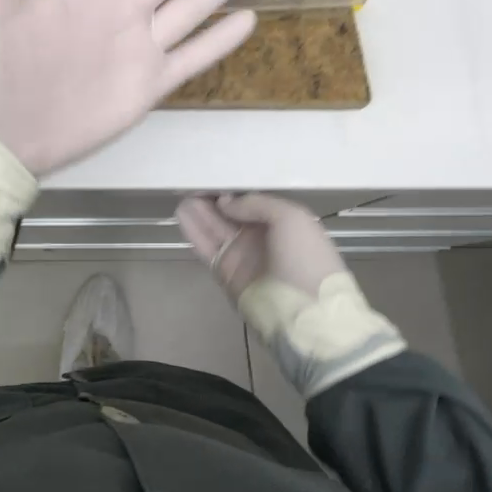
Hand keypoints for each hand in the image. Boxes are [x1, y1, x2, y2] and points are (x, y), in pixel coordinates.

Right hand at [177, 194, 403, 396]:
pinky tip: (182, 213)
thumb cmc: (307, 260)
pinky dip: (194, 231)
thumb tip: (226, 202)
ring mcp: (244, 256)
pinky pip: (207, 248)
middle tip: (192, 181)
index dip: (236, 189)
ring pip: (216, 228)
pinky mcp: (227, 273)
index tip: (217, 175)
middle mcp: (263, 238)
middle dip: (214, 198)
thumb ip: (256, 203)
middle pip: (232, 213)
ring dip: (200, 211)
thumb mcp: (292, 218)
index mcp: (285, 223)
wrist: (309, 317)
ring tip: (182, 192)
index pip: (254, 201)